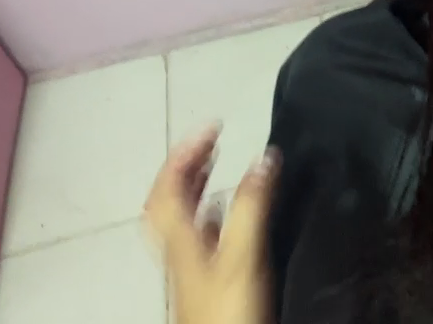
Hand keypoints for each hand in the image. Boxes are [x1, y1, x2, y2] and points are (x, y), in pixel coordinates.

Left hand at [144, 125, 279, 323]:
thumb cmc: (229, 312)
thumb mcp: (242, 256)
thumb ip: (252, 205)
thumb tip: (265, 155)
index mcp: (180, 240)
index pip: (168, 187)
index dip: (184, 153)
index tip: (214, 126)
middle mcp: (179, 250)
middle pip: (169, 200)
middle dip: (186, 164)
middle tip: (213, 139)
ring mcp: (191, 266)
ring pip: (182, 216)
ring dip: (194, 184)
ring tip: (214, 162)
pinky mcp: (206, 280)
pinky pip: (201, 234)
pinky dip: (210, 210)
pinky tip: (226, 209)